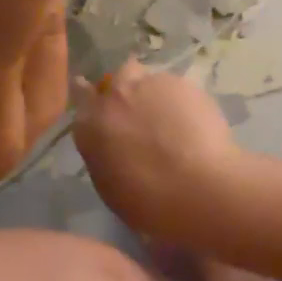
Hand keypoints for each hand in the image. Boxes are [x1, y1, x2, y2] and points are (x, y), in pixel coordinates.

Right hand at [73, 60, 241, 236]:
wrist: (199, 189)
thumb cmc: (149, 203)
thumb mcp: (109, 184)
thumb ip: (104, 152)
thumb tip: (112, 141)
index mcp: (91, 123)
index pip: (82, 96)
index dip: (95, 101)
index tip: (105, 109)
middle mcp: (115, 95)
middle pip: (118, 78)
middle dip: (128, 90)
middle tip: (143, 116)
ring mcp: (151, 84)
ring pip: (150, 80)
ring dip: (157, 96)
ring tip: (175, 124)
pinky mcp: (184, 84)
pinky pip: (178, 88)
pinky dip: (183, 103)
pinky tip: (195, 125)